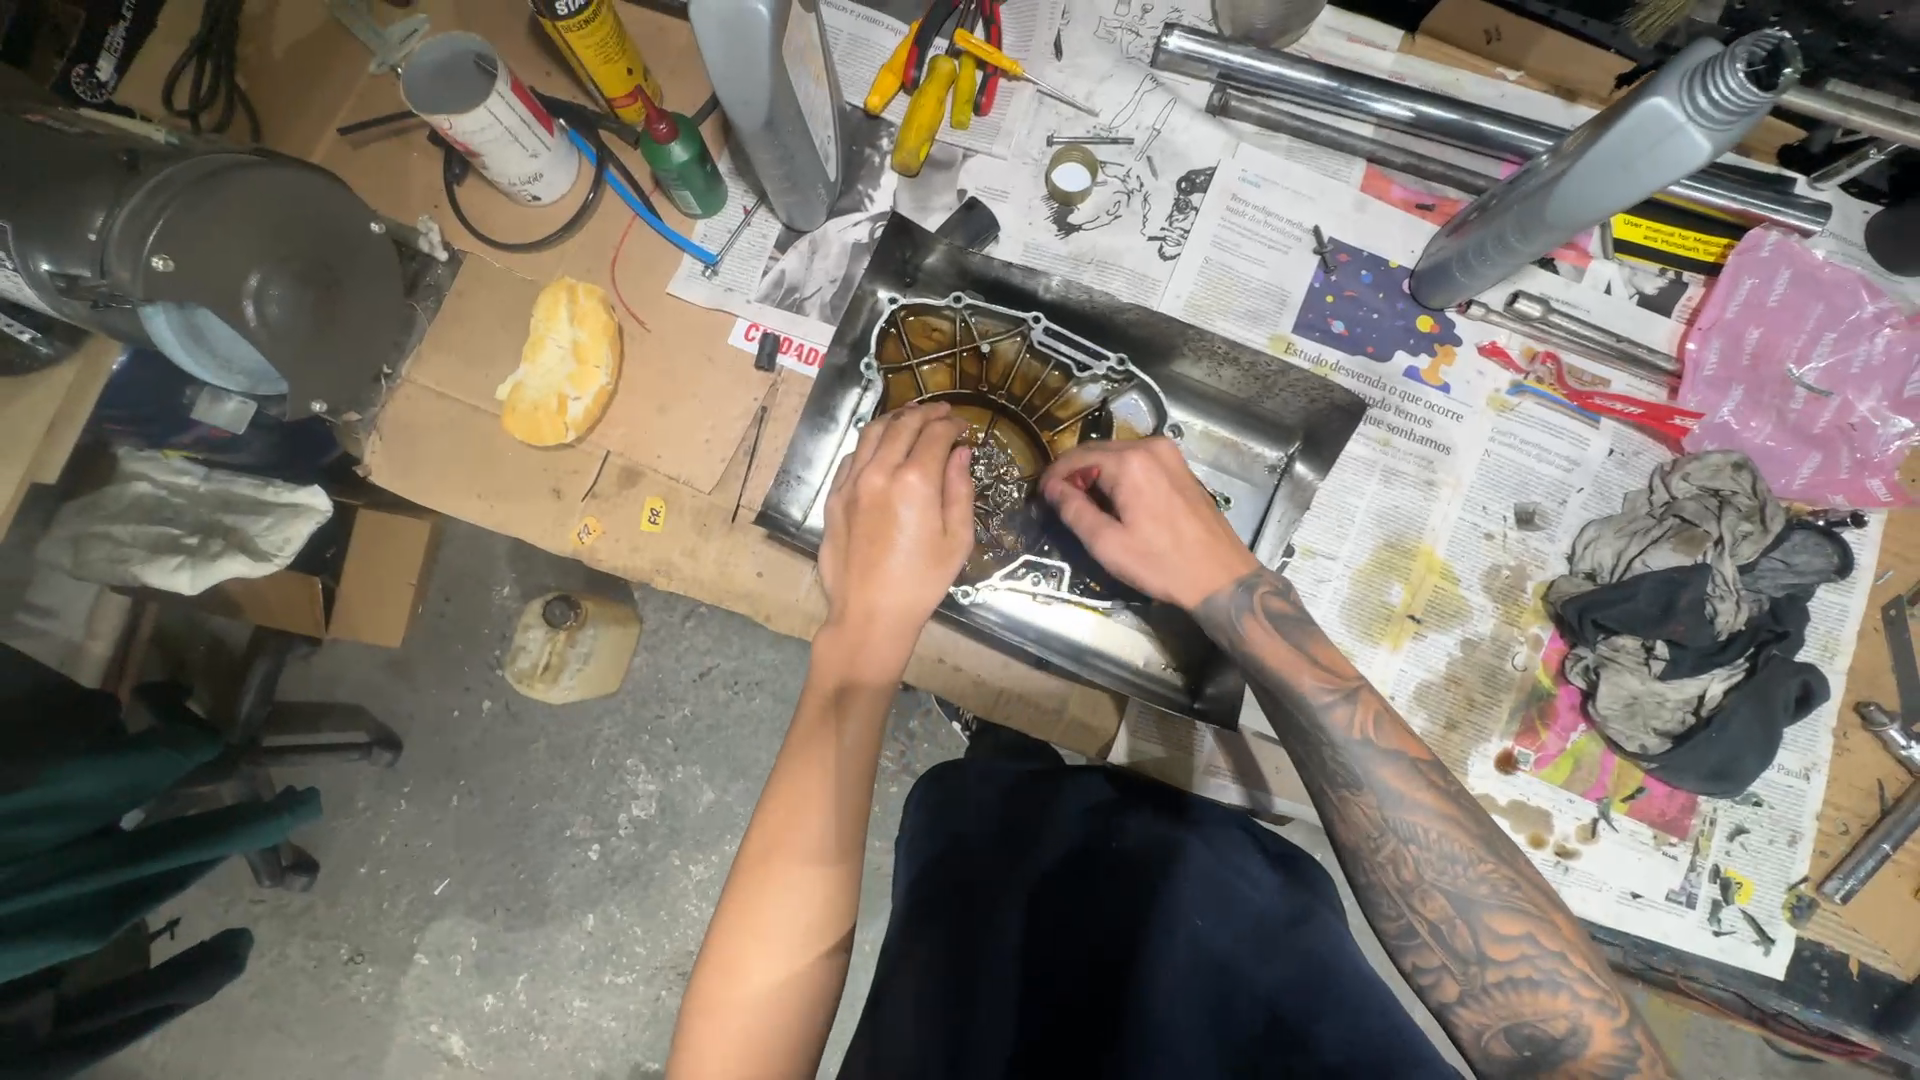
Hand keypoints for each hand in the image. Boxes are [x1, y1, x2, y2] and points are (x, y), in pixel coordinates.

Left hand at [818, 403, 974, 651]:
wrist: (870, 612)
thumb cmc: (922, 581)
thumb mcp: (957, 539)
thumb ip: (960, 489)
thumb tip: (960, 453)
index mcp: (915, 481)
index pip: (935, 435)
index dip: (952, 425)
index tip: (962, 426)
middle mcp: (880, 472)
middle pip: (902, 425)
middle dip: (926, 414)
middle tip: (942, 413)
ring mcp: (852, 483)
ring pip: (871, 433)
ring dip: (895, 420)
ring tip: (911, 418)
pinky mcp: (834, 498)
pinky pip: (853, 457)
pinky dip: (871, 443)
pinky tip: (881, 448)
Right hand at [1039, 437, 1258, 610]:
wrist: (1220, 576)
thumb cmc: (1161, 564)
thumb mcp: (1108, 544)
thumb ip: (1074, 512)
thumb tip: (1051, 490)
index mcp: (1129, 463)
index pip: (1075, 458)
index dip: (1053, 477)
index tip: (1040, 498)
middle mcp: (1150, 447)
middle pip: (1095, 451)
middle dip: (1072, 474)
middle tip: (1056, 501)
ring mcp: (1169, 454)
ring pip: (1116, 454)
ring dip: (1094, 474)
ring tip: (1081, 503)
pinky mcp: (1179, 466)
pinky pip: (1137, 461)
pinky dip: (1117, 474)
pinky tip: (1112, 500)